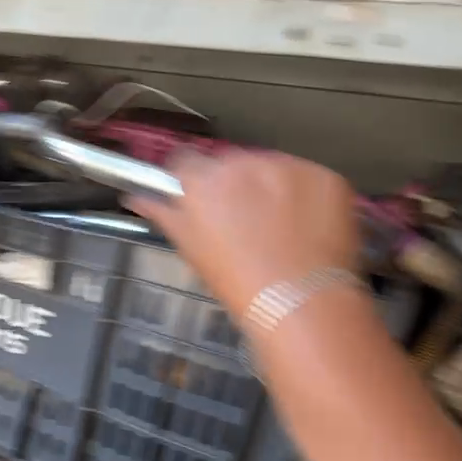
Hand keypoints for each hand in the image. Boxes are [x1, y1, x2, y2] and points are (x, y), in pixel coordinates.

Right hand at [124, 151, 361, 320]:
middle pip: (230, 161)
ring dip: (269, 186)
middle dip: (232, 183)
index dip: (188, 177)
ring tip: (277, 224)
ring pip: (270, 168)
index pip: (184, 159)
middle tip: (239, 218)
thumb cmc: (234, 279)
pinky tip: (304, 224)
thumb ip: (163, 214)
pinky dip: (304, 194)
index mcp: (202, 180)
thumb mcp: (190, 248)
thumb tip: (136, 198)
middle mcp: (243, 162)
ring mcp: (289, 166)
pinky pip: (308, 178)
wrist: (299, 300)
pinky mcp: (326, 175)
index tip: (195, 194)